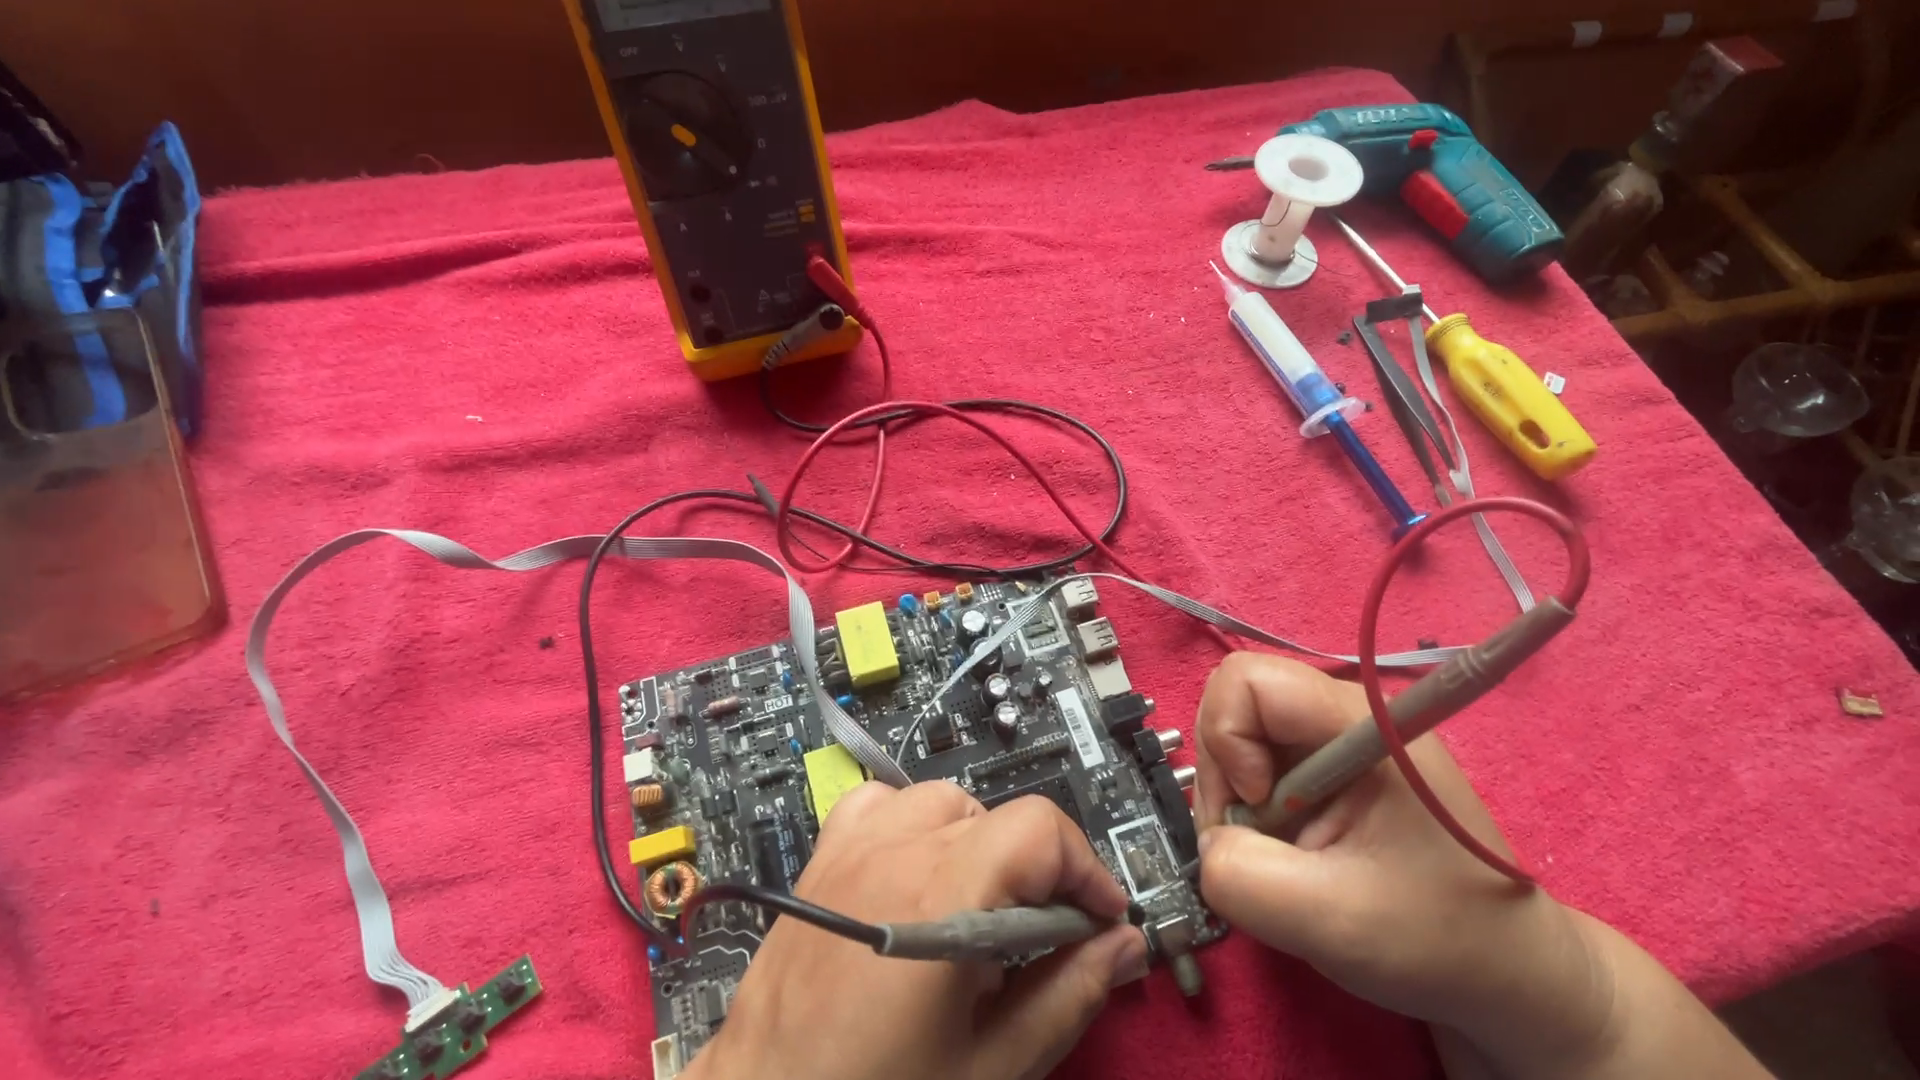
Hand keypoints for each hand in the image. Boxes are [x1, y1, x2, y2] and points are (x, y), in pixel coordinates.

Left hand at [689, 781, 1148, 1079]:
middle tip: (1048, 934)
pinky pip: (880, 804)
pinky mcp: (824, 859)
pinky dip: (914, 822)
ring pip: (945, 799)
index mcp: (941, 897)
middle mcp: (895, 854)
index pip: (1040, 830)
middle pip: (1000, 815)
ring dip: (983, 840)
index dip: (1086, 870)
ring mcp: (852, 849)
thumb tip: (1122, 945)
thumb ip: (1067, 995)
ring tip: (984, 904)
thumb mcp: (991, 1065)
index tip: (1100, 920)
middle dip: (1042, 870)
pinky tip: (919, 872)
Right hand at [1192, 653, 1614, 1069]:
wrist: (1505, 972)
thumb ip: (1241, 876)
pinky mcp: (1326, 771)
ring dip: (1233, 800)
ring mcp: (1334, 743)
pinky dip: (1248, 812)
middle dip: (1224, 777)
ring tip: (1277, 861)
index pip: (1248, 680)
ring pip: (1238, 737)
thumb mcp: (1332, 920)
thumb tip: (1207, 844)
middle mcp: (1345, 717)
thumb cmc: (1439, 941)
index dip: (1230, 739)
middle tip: (1254, 844)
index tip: (1260, 808)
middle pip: (1235, 705)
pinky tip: (1285, 856)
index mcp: (1364, 727)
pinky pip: (1254, 766)